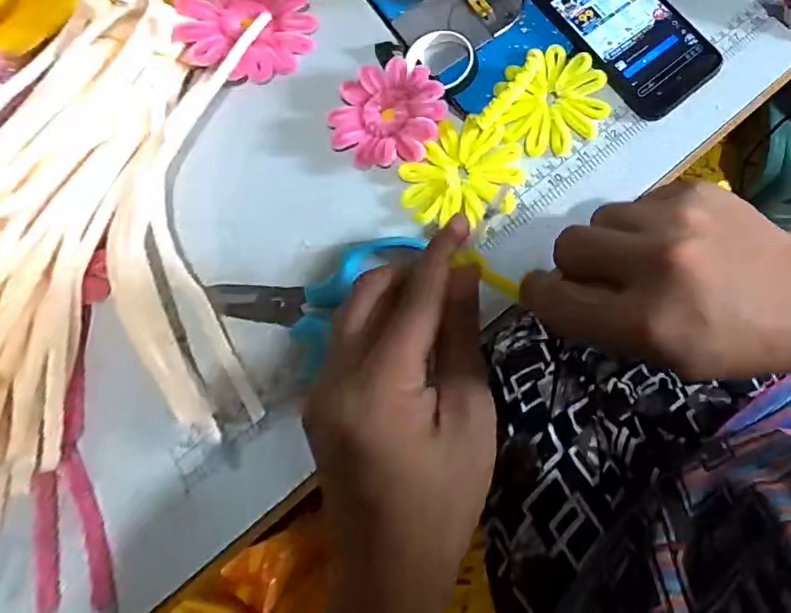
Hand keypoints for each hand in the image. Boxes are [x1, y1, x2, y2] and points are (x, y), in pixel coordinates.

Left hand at [304, 218, 494, 612]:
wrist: (390, 569)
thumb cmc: (447, 493)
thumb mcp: (471, 411)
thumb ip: (460, 336)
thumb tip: (464, 275)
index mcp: (378, 384)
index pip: (413, 297)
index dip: (441, 253)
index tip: (463, 220)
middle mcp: (335, 378)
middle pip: (366, 291)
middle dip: (411, 266)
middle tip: (457, 262)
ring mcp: (319, 391)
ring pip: (352, 310)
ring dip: (395, 288)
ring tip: (442, 288)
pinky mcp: (321, 402)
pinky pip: (349, 337)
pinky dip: (382, 316)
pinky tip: (417, 326)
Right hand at [519, 182, 790, 379]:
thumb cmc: (735, 340)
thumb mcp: (668, 357)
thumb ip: (609, 326)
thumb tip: (565, 290)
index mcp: (647, 320)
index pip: (558, 299)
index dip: (539, 294)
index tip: (542, 289)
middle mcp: (656, 262)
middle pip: (570, 242)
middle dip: (574, 262)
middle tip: (600, 273)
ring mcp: (676, 218)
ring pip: (603, 215)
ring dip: (613, 237)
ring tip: (645, 252)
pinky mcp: (692, 188)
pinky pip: (641, 200)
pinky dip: (647, 220)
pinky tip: (678, 235)